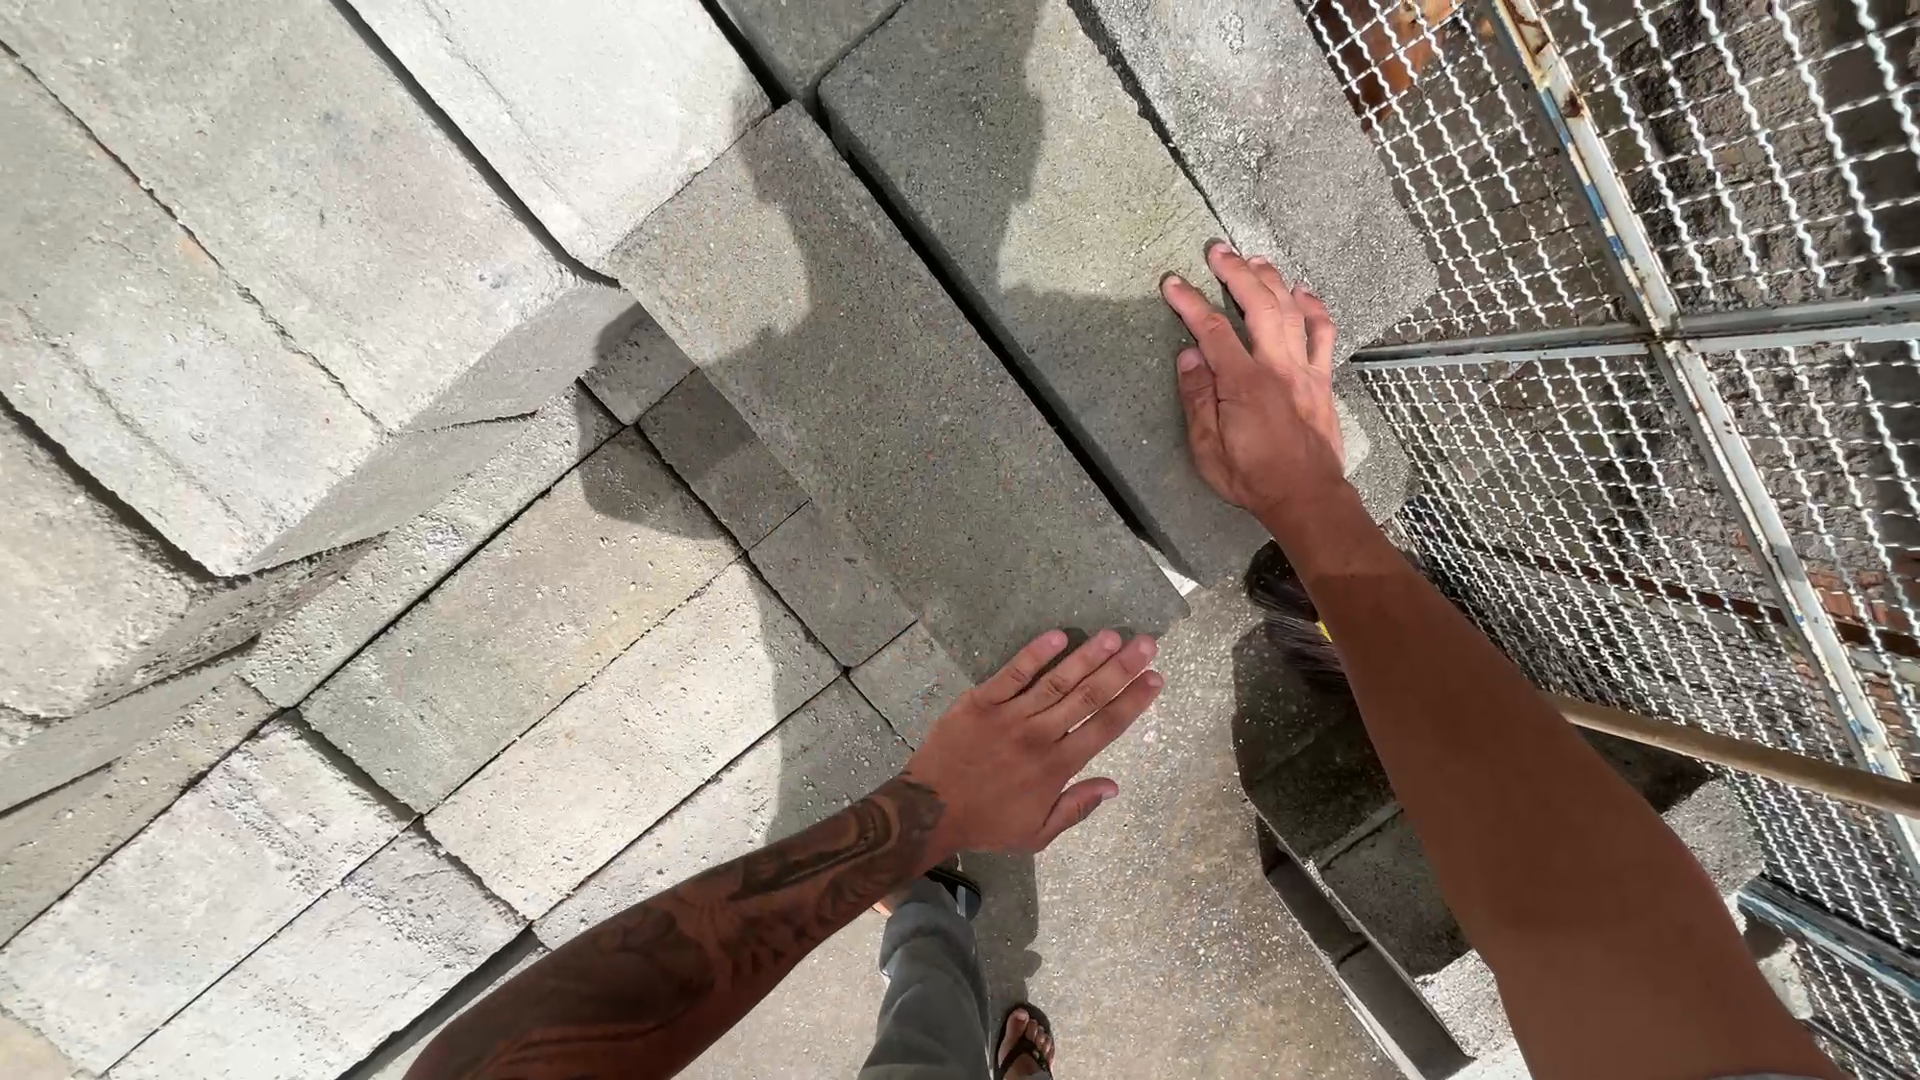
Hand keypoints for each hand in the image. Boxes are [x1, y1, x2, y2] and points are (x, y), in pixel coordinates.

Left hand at [902, 629, 1162, 854]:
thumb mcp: (1036, 833)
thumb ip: (1076, 807)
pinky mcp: (981, 701)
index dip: (1133, 702)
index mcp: (1056, 767)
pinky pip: (1012, 673)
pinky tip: (1058, 635)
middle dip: (1121, 669)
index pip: (1104, 728)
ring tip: (1113, 636)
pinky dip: (1034, 653)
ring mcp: (1009, 715)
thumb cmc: (986, 823)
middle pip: (1088, 697)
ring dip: (1087, 657)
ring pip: (1056, 681)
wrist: (930, 810)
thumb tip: (1115, 786)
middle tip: (1146, 645)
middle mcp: (1039, 736)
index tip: (1155, 680)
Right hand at [1160, 243, 1349, 521]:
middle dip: (1235, 273)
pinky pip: (1323, 334)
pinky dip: (1313, 308)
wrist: (1305, 496)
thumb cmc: (1250, 477)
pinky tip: (1302, 292)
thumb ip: (1198, 399)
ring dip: (1271, 280)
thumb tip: (1189, 358)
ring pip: (1291, 311)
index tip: (1173, 284)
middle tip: (1217, 250)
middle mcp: (1278, 367)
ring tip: (1254, 260)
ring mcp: (1305, 370)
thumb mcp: (1207, 448)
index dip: (1190, 303)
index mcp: (1244, 383)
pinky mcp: (1322, 380)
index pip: (1212, 331)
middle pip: (1257, 305)